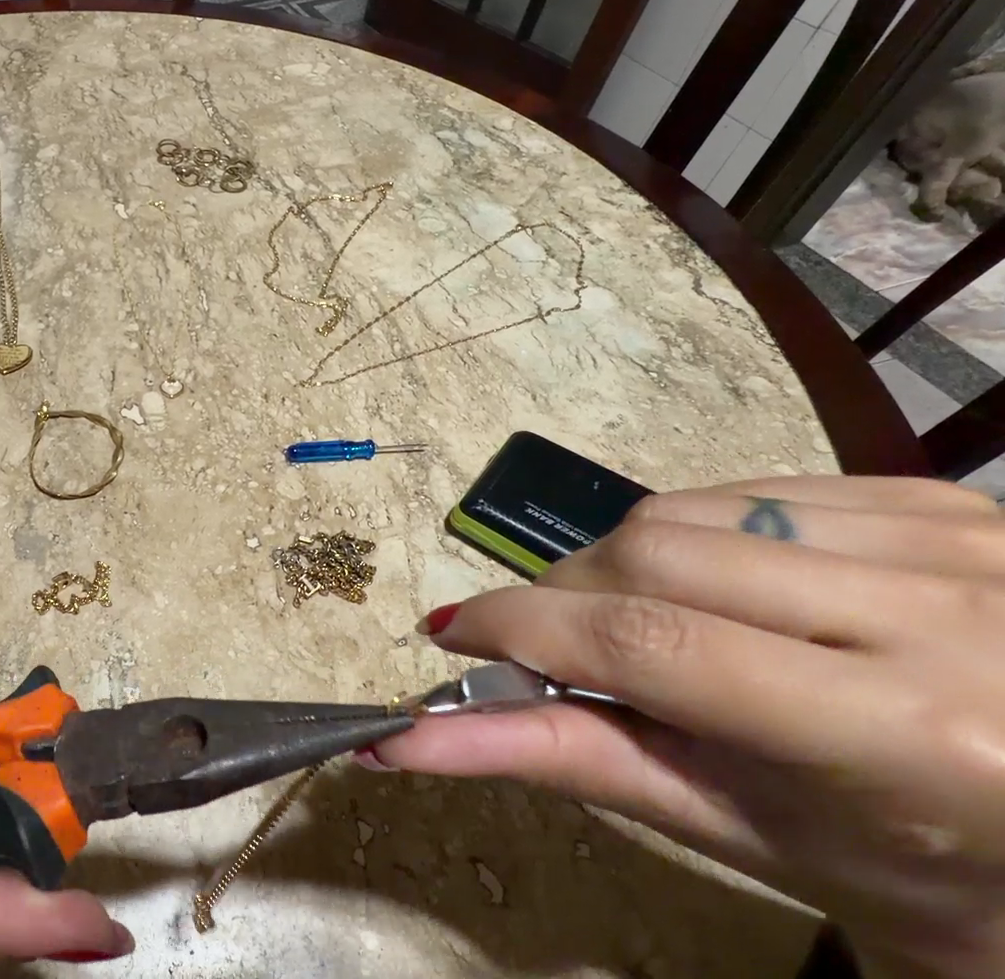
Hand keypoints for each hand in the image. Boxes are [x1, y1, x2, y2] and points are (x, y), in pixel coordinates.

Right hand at [371, 477, 1004, 978]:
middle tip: (546, 649)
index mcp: (906, 733)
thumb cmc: (895, 868)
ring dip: (613, 567)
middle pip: (651, 553)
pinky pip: (742, 490)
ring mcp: (953, 540)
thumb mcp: (732, 829)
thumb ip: (565, 761)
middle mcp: (942, 616)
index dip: (518, 627)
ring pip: (683, 511)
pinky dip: (680, 537)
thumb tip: (407, 742)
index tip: (449, 633)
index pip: (647, 643)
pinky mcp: (939, 497)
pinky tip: (709, 590)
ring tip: (637, 624)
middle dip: (560, 597)